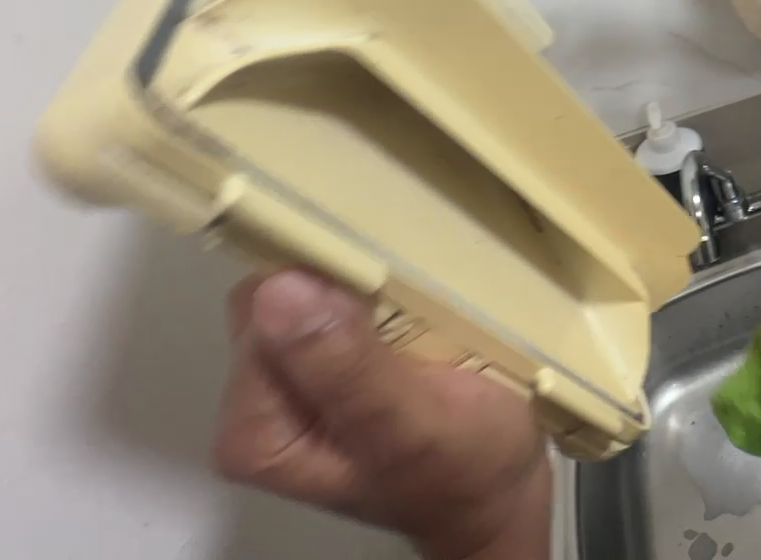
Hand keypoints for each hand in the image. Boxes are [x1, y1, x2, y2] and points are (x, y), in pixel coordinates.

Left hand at [213, 270, 551, 559]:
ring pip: (317, 290)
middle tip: (412, 280)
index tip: (383, 264)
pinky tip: (426, 299)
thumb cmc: (463, 467)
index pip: (262, 316)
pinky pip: (352, 301)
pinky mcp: (350, 362)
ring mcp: (308, 378)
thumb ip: (346, 366)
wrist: (501, 495)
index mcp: (260, 428)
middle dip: (343, 273)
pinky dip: (389, 288)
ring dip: (371, 277)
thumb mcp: (409, 423)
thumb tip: (282, 289)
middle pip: (281, 296)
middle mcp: (269, 400)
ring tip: (424, 290)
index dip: (317, 278)